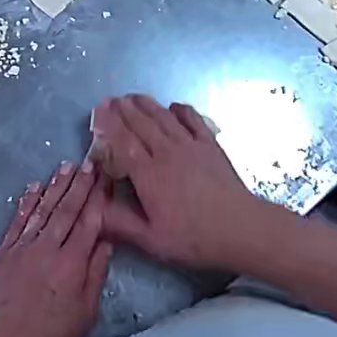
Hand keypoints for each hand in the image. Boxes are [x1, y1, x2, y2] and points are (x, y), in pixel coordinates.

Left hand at [0, 162, 112, 336]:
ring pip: (43, 210)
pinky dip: (27, 202)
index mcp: (71, 265)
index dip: (97, 198)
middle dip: (79, 184)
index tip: (104, 177)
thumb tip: (106, 240)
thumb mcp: (86, 311)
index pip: (88, 222)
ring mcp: (23, 248)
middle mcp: (47, 250)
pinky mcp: (3, 252)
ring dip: (55, 186)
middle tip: (88, 162)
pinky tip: (34, 187)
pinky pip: (17, 221)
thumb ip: (96, 272)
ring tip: (66, 166)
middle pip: (66, 210)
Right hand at [92, 95, 271, 271]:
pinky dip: (180, 110)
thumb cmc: (195, 238)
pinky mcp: (209, 145)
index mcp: (149, 175)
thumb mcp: (153, 240)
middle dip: (123, 109)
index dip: (109, 124)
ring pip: (163, 118)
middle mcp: (166, 153)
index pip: (123, 142)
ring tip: (133, 96)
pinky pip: (192, 120)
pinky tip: (173, 106)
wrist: (243, 229)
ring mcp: (190, 146)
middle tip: (111, 98)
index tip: (99, 112)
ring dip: (146, 104)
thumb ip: (121, 223)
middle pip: (141, 124)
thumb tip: (93, 207)